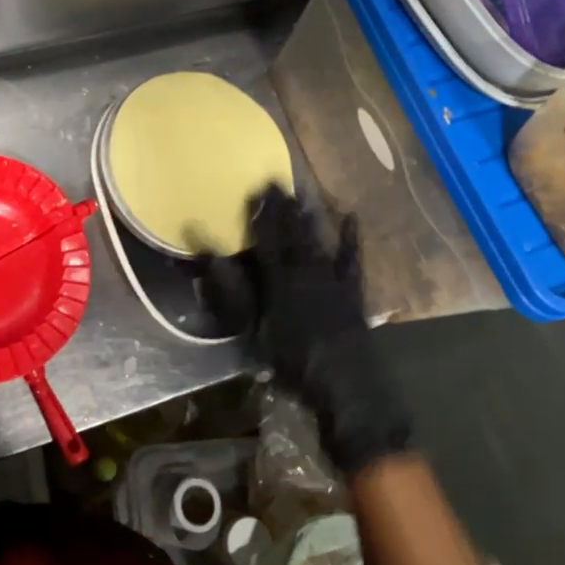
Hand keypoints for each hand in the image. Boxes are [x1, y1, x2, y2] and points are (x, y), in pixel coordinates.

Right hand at [205, 186, 412, 475]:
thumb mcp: (254, 330)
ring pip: (318, 240)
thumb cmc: (293, 361)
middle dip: (283, 209)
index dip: (260, 216)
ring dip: (310, 216)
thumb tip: (212, 258)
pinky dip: (350, 239)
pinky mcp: (352, 290)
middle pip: (292, 234)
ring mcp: (331, 279)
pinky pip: (351, 259)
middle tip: (276, 182)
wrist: (345, 382)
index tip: (254, 192)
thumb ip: (234, 293)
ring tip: (303, 193)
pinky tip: (351, 218)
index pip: (266, 240)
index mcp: (279, 281)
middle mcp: (305, 271)